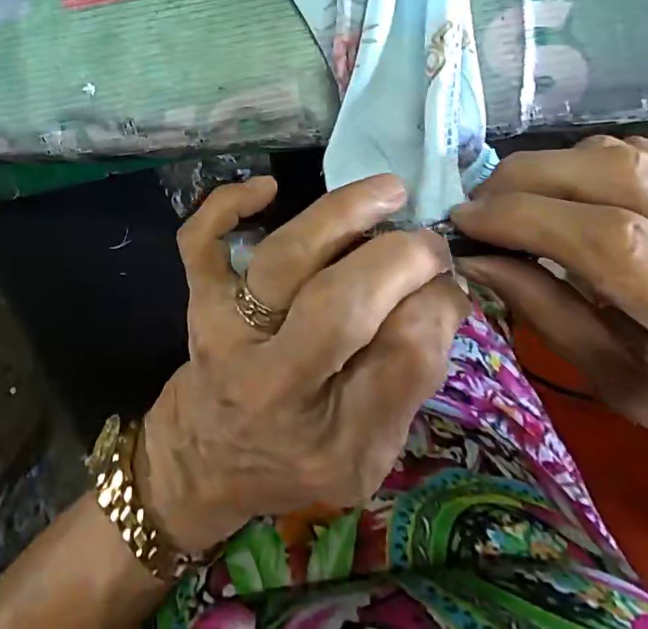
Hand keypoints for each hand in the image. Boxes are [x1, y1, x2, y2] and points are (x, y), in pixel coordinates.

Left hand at [137, 174, 471, 552]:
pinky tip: (268, 188)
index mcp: (334, 438)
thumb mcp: (367, 455)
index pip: (401, 361)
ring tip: (386, 191)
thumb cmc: (297, 458)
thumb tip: (441, 292)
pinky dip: (223, 206)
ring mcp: (226, 334)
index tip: (450, 283)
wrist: (207, 457)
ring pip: (280, 261)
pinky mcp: (197, 301)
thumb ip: (406, 381)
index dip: (437, 308)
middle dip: (397, 259)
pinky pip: (198, 243)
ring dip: (338, 215)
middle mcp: (272, 382)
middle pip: (337, 303)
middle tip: (430, 240)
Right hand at [449, 135, 647, 486]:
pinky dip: (590, 165)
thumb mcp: (615, 384)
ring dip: (554, 166)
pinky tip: (569, 194)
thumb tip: (472, 254)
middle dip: (529, 177)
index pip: (615, 242)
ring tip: (515, 197)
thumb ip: (543, 312)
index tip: (466, 221)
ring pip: (632, 154)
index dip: (527, 218)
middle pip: (623, 176)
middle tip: (481, 200)